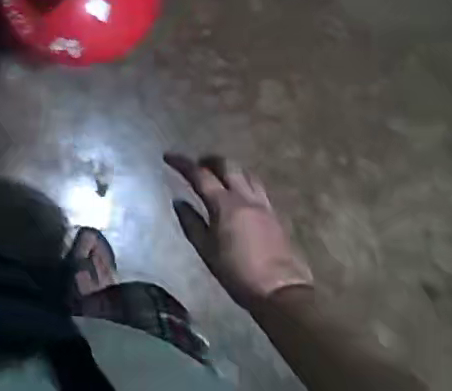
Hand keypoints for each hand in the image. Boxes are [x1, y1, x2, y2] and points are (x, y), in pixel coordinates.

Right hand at [166, 153, 313, 307]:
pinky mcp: (277, 217)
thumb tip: (179, 202)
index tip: (168, 157)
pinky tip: (242, 196)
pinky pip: (260, 190)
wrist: (282, 294)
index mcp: (224, 204)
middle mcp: (245, 198)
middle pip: (227, 165)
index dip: (182, 163)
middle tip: (198, 165)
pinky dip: (246, 184)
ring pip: (247, 174)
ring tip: (221, 177)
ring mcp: (264, 206)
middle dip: (210, 161)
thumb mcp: (207, 250)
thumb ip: (191, 223)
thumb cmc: (238, 273)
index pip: (200, 175)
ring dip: (231, 170)